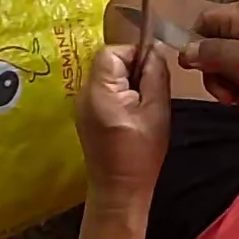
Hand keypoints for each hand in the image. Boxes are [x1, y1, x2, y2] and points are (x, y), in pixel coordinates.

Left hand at [75, 44, 169, 209]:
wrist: (119, 190)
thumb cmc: (141, 152)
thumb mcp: (157, 110)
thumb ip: (156, 74)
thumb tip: (155, 49)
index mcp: (99, 90)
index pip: (111, 52)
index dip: (133, 55)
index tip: (151, 73)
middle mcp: (84, 93)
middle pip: (107, 62)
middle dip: (132, 69)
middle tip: (150, 91)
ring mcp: (81, 104)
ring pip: (107, 76)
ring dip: (127, 82)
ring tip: (142, 104)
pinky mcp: (85, 114)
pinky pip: (103, 90)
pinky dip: (119, 94)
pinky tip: (132, 114)